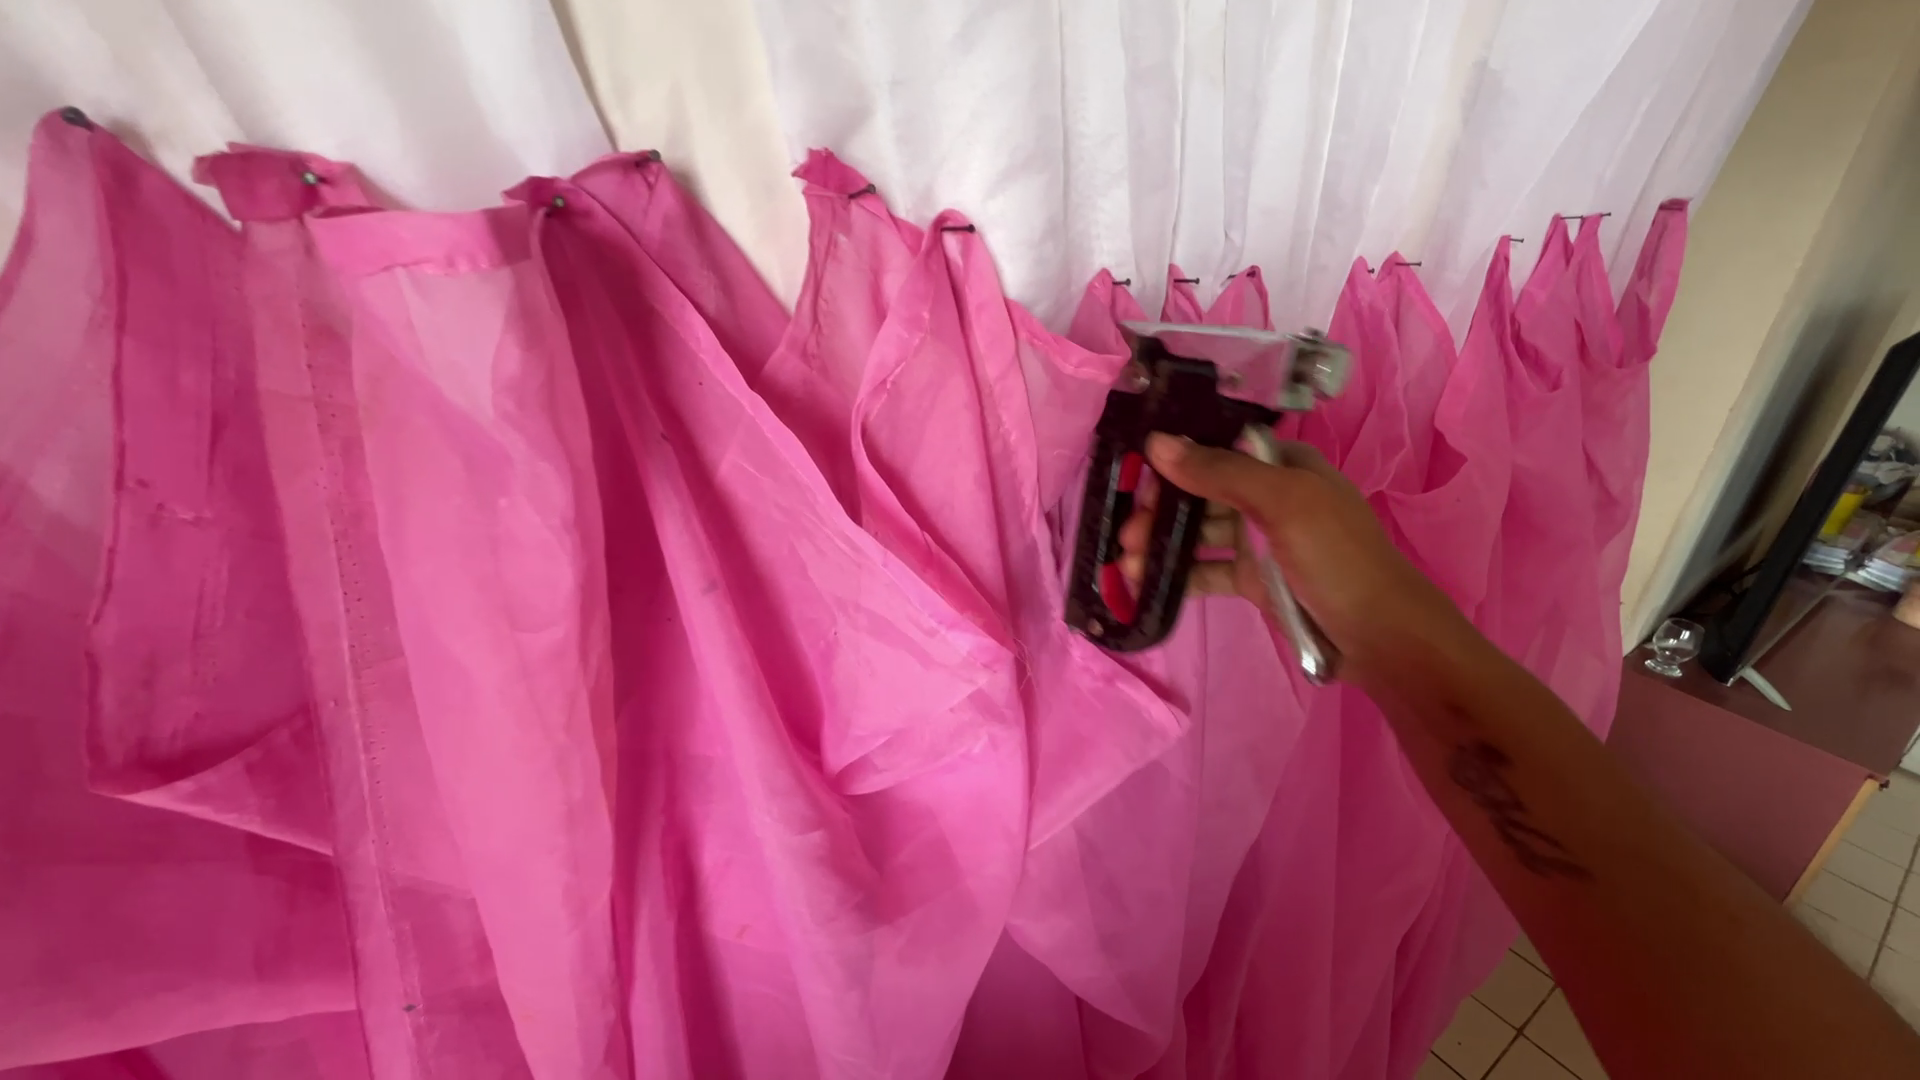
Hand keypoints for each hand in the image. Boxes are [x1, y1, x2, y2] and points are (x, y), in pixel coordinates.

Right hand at [1117, 432, 1463, 686]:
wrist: (1377, 636)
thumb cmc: (1336, 557)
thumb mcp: (1282, 503)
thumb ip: (1218, 473)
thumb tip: (1157, 442)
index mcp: (1282, 467)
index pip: (1218, 451)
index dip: (1176, 459)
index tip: (1137, 474)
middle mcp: (1267, 498)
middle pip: (1200, 494)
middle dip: (1160, 509)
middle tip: (1127, 531)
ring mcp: (1258, 541)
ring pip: (1197, 534)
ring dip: (1161, 544)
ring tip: (1127, 563)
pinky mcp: (1250, 579)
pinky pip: (1204, 570)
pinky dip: (1175, 575)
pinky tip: (1144, 583)